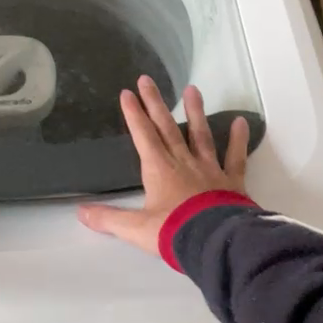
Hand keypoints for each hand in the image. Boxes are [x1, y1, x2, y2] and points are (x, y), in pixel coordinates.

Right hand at [77, 76, 248, 256]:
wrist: (216, 242)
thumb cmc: (174, 232)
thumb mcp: (136, 229)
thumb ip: (109, 219)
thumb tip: (80, 212)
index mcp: (159, 169)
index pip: (143, 135)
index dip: (134, 114)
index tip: (127, 92)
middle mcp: (183, 162)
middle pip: (167, 127)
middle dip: (155, 103)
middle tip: (147, 80)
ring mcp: (209, 169)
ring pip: (200, 135)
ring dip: (195, 112)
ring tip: (192, 89)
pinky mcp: (231, 181)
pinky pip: (234, 157)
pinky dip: (238, 140)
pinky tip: (241, 122)